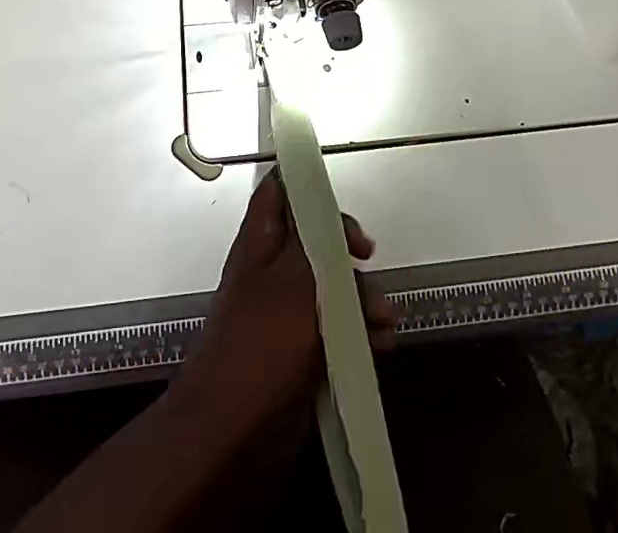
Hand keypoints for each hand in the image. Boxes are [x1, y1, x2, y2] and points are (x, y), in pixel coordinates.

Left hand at [168, 171, 396, 443]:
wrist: (234, 430)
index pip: (277, 194)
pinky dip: (361, 331)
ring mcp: (288, 312)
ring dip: (363, 296)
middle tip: (368, 257)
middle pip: (314, 240)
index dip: (305, 186)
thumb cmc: (260, 347)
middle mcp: (273, 272)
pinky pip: (338, 327)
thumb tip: (321, 206)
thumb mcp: (292, 285)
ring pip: (332, 286)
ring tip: (383, 321)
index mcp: (259, 245)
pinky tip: (380, 344)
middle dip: (347, 248)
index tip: (338, 197)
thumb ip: (312, 244)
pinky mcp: (303, 349)